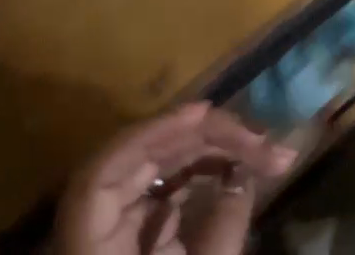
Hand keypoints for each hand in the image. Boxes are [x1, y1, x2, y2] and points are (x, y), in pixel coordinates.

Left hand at [58, 103, 297, 254]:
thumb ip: (221, 230)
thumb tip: (242, 176)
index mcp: (90, 249)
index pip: (104, 176)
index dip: (150, 135)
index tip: (207, 113)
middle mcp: (91, 236)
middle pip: (136, 165)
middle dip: (202, 141)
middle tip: (263, 139)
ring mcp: (110, 241)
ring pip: (153, 174)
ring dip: (210, 154)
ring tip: (264, 152)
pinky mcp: (129, 247)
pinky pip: (162, 196)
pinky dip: (201, 177)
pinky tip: (239, 172)